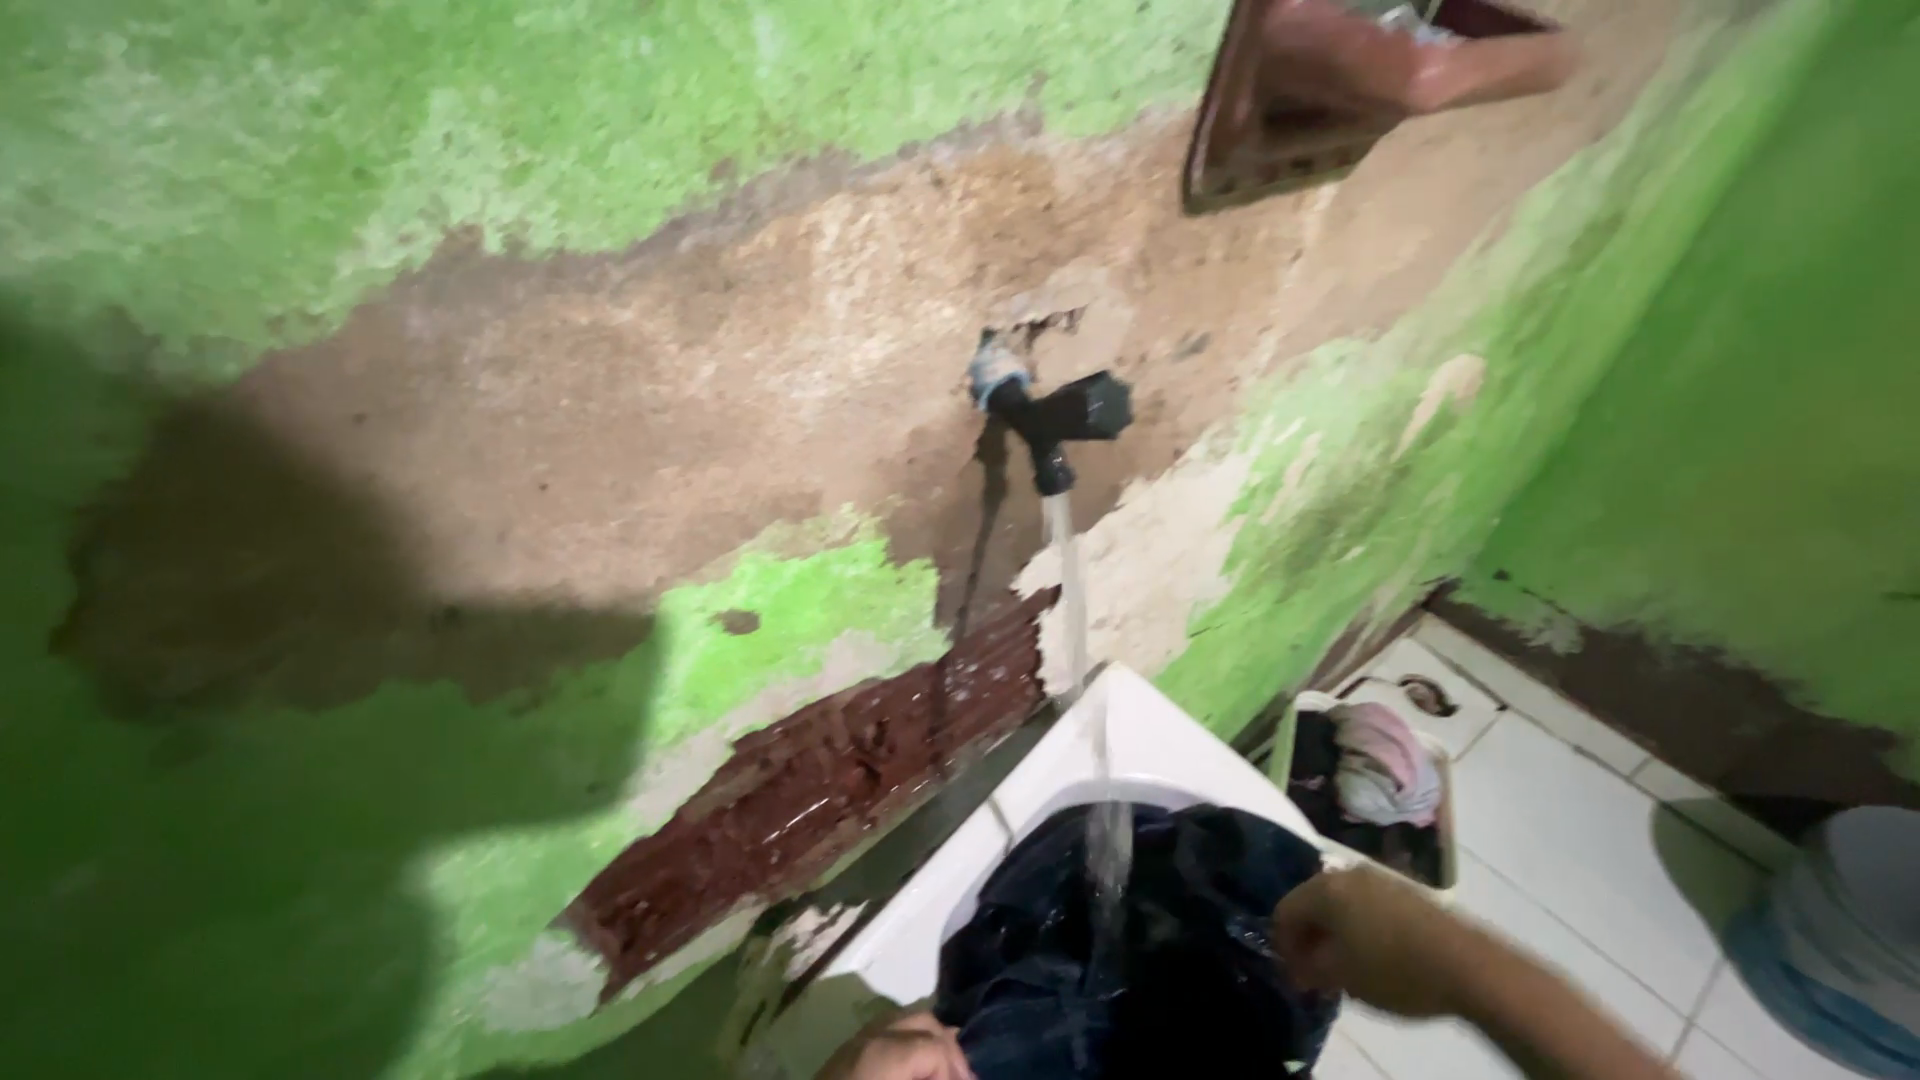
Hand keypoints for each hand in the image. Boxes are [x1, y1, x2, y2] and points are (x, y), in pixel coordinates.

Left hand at [818, 1010, 975, 1079]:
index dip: (954, 1072)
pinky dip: (909, 1044)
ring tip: (943, 1074)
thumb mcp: (895, 1079)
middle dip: (949, 1051)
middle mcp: (872, 1036)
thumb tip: (958, 1078)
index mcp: (885, 1054)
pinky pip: (887, 1033)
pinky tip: (915, 1071)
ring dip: (930, 1043)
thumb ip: (929, 1078)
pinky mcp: (846, 1052)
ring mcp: (856, 1040)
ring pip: (905, 1021)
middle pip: (924, 1022)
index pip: (936, 1047)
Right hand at [1271, 864, 1496, 1018]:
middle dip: (1310, 938)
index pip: (1284, 912)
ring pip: (1341, 903)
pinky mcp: (1405, 890)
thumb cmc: (1395, 968)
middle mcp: (1345, 873)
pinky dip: (1361, 927)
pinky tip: (1376, 954)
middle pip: (1312, 903)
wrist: (1469, 966)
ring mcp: (1378, 878)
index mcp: (1323, 887)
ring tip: (1348, 966)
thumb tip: (1298, 967)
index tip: (1295, 976)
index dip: (1283, 946)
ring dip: (1336, 932)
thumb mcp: (1343, 977)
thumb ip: (1309, 969)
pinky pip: (1367, 905)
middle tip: (1317, 972)